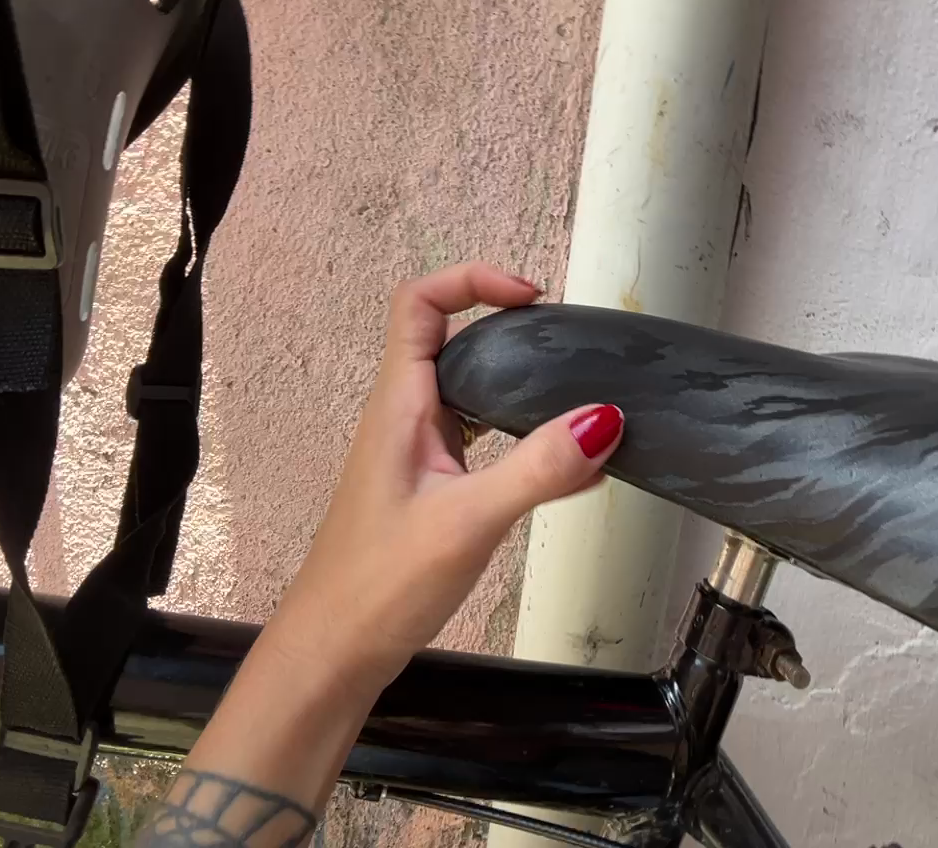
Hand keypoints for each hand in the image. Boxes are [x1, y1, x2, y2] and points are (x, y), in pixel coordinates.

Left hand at [257, 262, 623, 700]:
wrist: (332, 655)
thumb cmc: (381, 586)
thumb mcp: (468, 522)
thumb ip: (537, 470)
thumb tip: (606, 418)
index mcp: (400, 404)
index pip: (419, 303)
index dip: (472, 281)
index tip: (531, 298)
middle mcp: (405, 415)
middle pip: (450, 337)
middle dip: (507, 326)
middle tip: (566, 344)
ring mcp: (417, 449)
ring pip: (468, 386)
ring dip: (516, 378)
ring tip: (573, 391)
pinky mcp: (431, 482)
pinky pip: (478, 433)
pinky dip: (518, 431)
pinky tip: (560, 461)